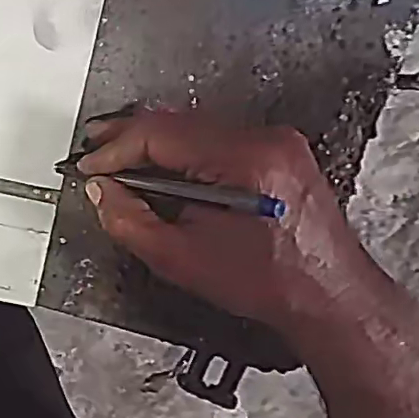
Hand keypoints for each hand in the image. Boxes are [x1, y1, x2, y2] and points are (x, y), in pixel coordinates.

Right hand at [76, 110, 398, 340]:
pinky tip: (159, 163)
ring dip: (152, 141)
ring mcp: (275, 141)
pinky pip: (215, 136)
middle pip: (176, 122)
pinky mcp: (277, 149)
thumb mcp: (181, 259)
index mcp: (244, 160)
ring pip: (193, 126)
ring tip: (118, 157)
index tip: (90, 164)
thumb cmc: (270, 283)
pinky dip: (180, 149)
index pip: (160, 134)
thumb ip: (130, 221)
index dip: (115, 148)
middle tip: (95, 149)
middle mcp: (264, 139)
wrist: (328, 295)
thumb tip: (101, 192)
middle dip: (128, 137)